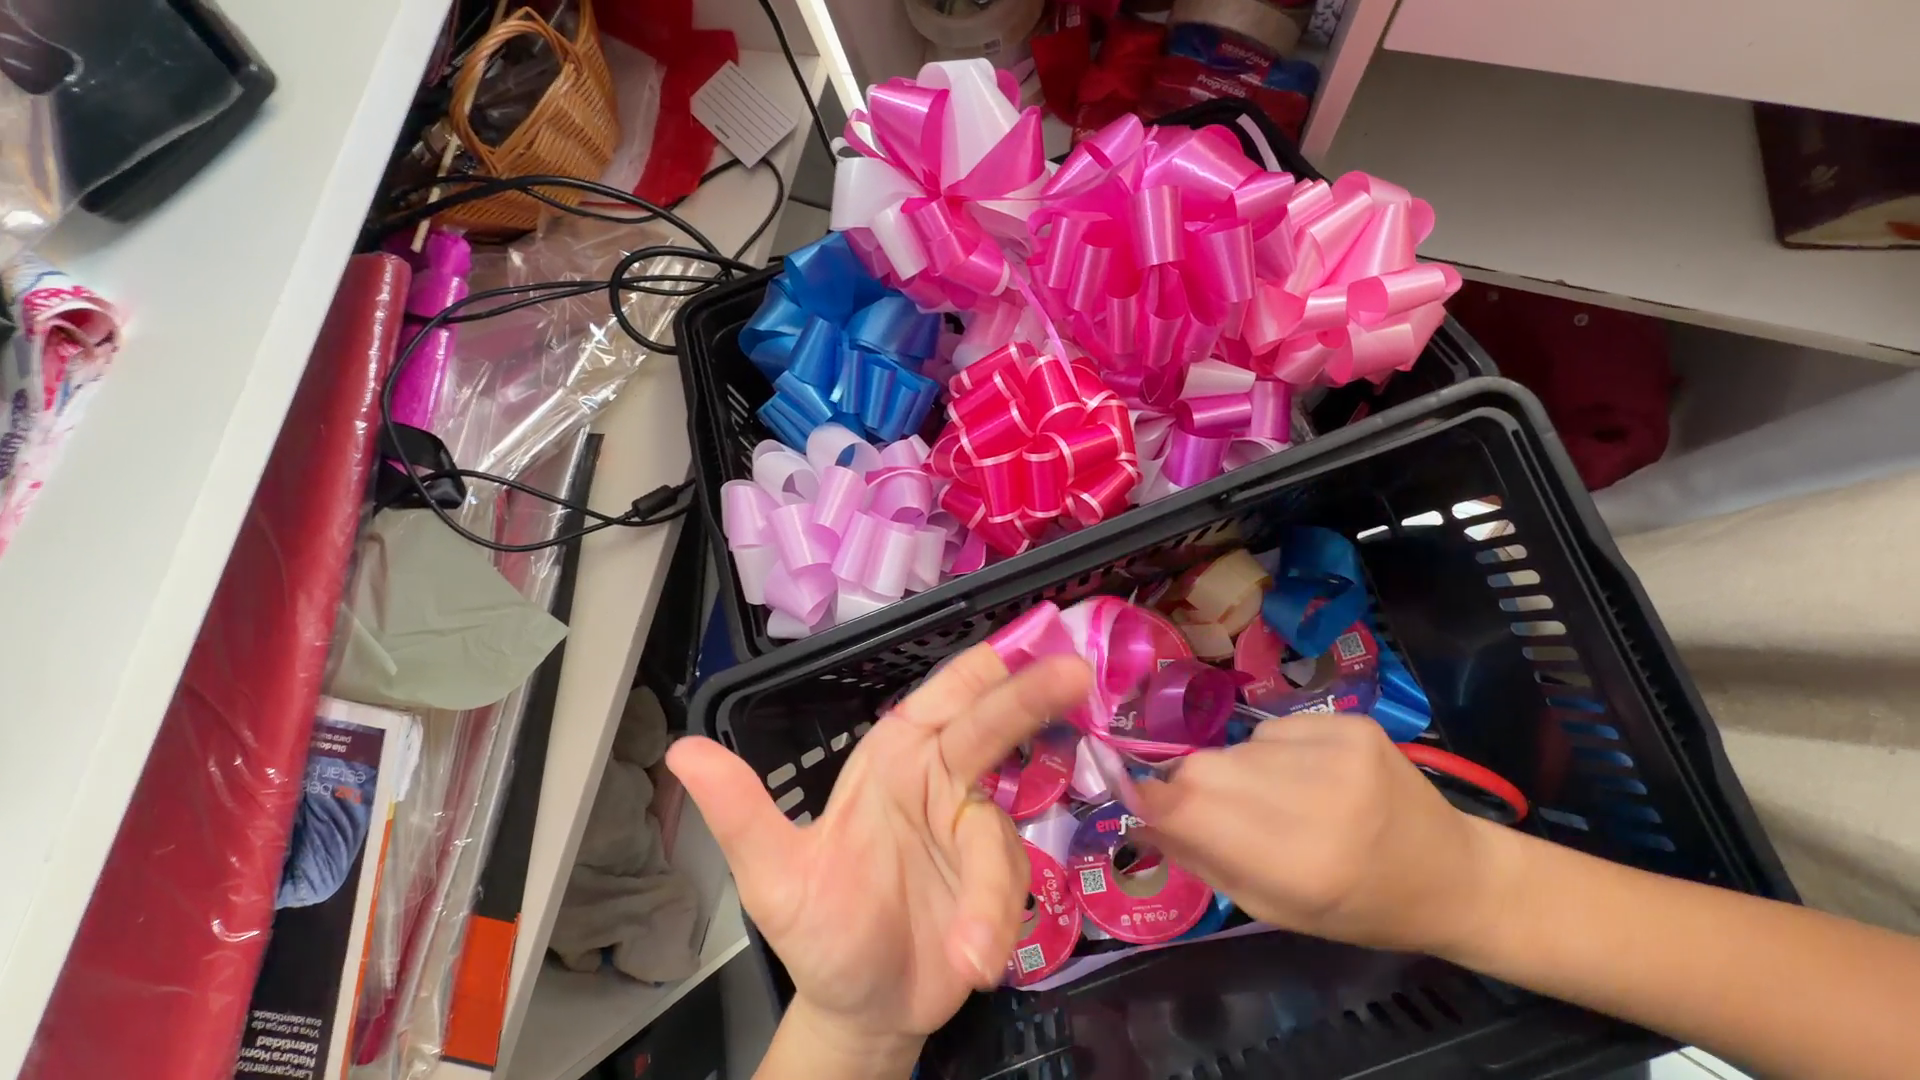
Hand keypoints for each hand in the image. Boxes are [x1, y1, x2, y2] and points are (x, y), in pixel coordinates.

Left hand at [667, 645, 1093, 1061]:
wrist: (862, 1006)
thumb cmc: (820, 930)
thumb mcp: (775, 877)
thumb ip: (741, 812)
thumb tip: (681, 749)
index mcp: (893, 758)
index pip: (943, 696)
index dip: (983, 664)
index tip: (1027, 635)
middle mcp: (942, 779)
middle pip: (992, 726)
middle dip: (1033, 697)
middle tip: (1075, 674)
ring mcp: (974, 829)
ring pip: (1000, 831)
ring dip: (990, 889)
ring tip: (970, 953)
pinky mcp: (999, 880)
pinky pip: (1008, 887)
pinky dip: (992, 923)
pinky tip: (969, 963)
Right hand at [1133, 713, 1496, 954]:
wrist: (1452, 874)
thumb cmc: (1357, 908)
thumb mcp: (1272, 908)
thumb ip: (1200, 858)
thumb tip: (1137, 815)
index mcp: (1297, 862)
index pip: (1188, 807)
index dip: (1149, 798)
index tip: (1133, 798)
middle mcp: (1316, 798)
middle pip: (1202, 768)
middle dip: (1191, 789)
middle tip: (1215, 813)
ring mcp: (1337, 751)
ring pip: (1233, 746)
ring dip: (1234, 770)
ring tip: (1274, 799)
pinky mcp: (1350, 722)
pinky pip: (1270, 729)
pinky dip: (1270, 752)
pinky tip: (1305, 776)